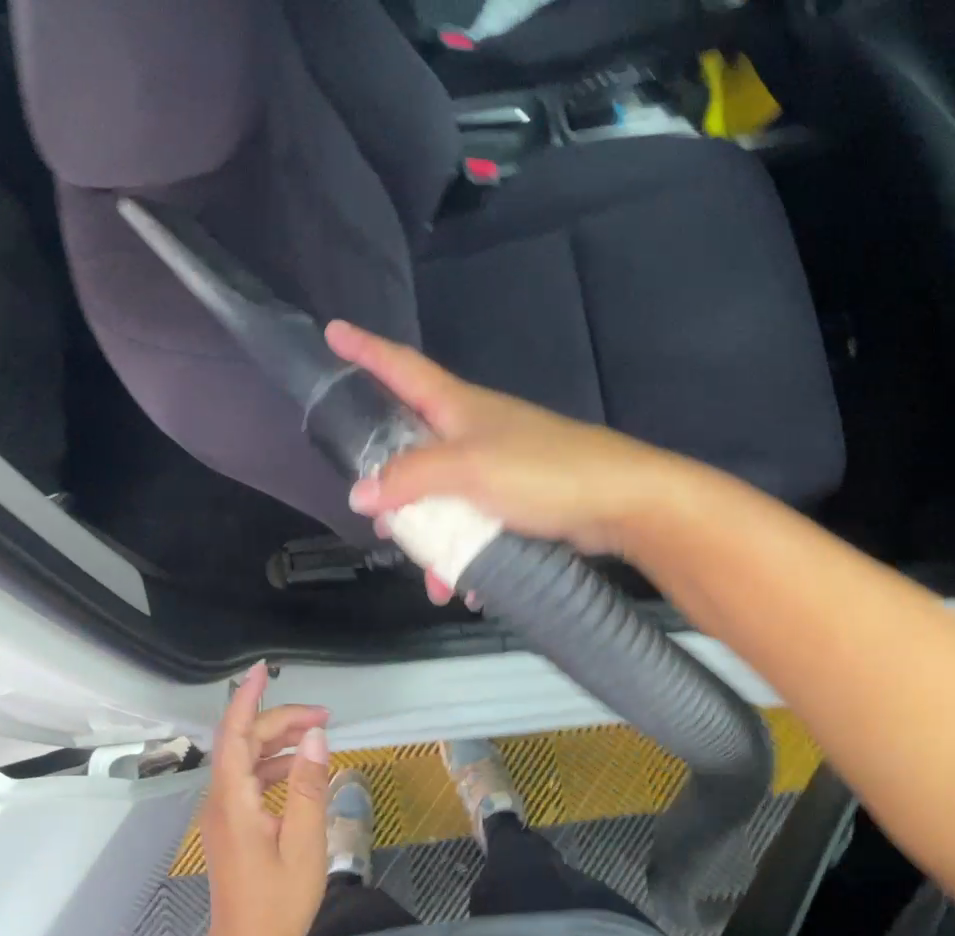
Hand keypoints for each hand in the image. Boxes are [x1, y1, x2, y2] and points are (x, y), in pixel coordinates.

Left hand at [198, 662, 332, 935]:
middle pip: (243, 742)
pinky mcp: (230, 826)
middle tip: (325, 716)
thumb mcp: (305, 844)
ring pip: (246, 760)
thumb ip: (309, 787)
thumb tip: (315, 736)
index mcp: (233, 800)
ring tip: (319, 736)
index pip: (234, 733)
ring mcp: (222, 813)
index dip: (247, 698)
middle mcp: (219, 799)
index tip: (262, 669)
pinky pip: (249, 781)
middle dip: (280, 720)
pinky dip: (274, 768)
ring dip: (279, 742)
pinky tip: (302, 772)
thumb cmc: (278, 903)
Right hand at [327, 321, 695, 600]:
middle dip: (390, 485)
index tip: (333, 331)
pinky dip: (461, 553)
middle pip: (410, 447)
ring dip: (429, 537)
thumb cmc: (543, 470)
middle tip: (378, 518)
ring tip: (431, 574)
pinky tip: (464, 586)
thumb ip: (410, 478)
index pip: (400, 366)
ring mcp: (491, 466)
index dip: (364, 349)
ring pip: (437, 496)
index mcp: (456, 406)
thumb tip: (359, 495)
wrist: (621, 502)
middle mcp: (469, 430)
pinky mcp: (511, 499)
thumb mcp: (468, 469)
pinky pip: (468, 524)